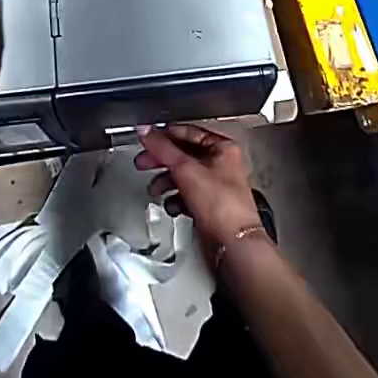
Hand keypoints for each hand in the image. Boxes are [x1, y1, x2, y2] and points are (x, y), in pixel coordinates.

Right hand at [135, 124, 263, 250]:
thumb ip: (163, 148)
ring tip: (155, 188)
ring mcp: (216, 186)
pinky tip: (171, 205)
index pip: (189, 132)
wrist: (232, 245)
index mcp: (223, 148)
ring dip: (166, 181)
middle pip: (184, 155)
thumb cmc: (223, 206)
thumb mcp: (186, 169)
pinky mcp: (210, 206)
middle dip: (162, 160)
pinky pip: (187, 195)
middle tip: (144, 161)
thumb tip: (148, 132)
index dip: (166, 134)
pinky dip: (176, 199)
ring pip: (184, 176)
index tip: (148, 137)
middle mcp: (222, 164)